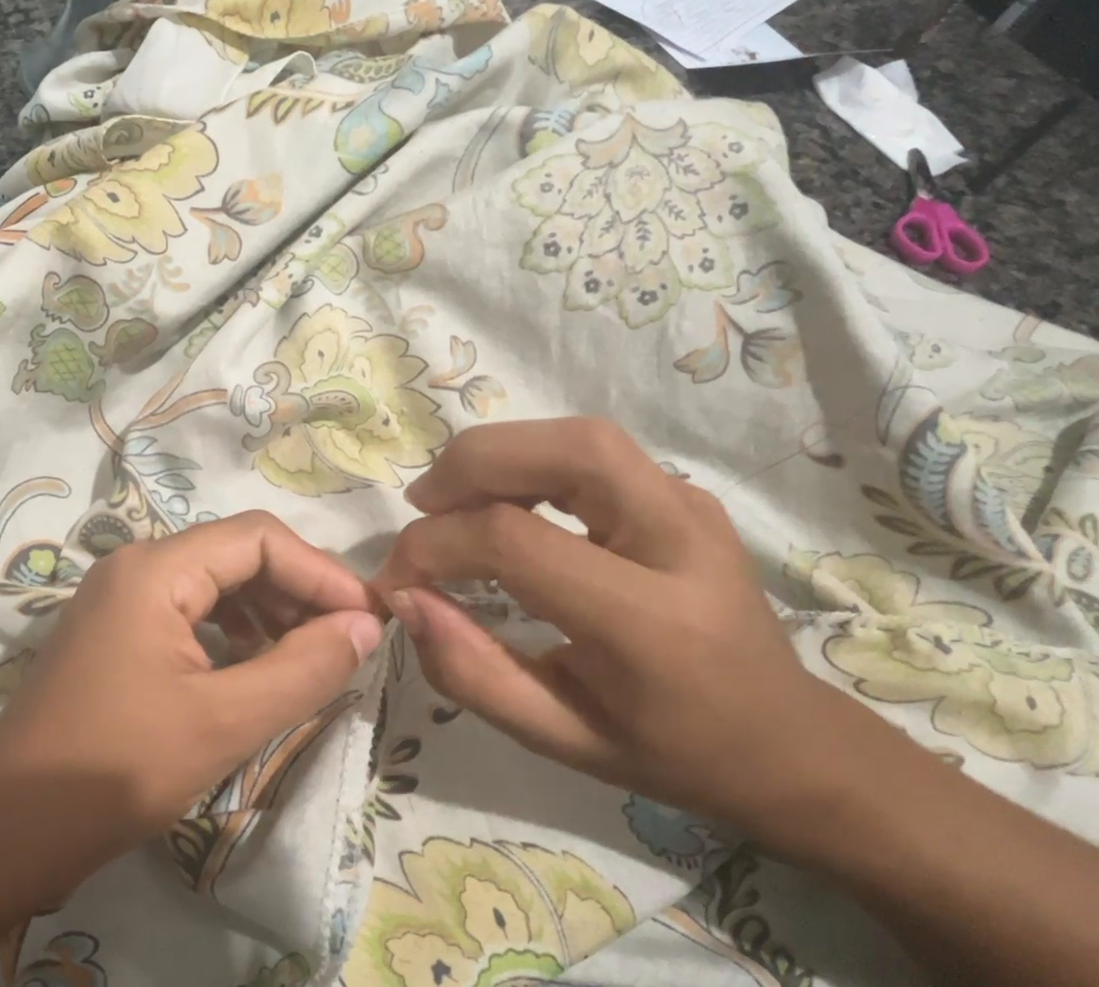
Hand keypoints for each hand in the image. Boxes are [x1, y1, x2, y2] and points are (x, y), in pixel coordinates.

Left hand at [0, 510, 383, 875]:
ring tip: (308, 659)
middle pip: (234, 554)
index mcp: (153, 570)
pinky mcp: (112, 634)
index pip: (257, 538)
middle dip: (296, 592)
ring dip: (266, 613)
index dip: (321, 573)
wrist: (15, 825)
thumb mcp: (225, 721)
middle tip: (346, 642)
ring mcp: (116, 600)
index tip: (369, 621)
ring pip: (211, 584)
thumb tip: (366, 626)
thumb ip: (303, 668)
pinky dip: (230, 634)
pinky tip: (254, 670)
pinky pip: (185, 612)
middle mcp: (132, 568)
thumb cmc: (119, 767)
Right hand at [373, 417, 866, 836]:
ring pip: (581, 436)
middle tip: (422, 507)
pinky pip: (593, 453)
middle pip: (567, 451)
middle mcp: (680, 543)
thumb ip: (471, 671)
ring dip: (500, 455)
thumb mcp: (558, 737)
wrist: (788, 742)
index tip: (398, 578)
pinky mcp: (684, 497)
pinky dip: (530, 462)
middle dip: (472, 464)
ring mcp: (691, 509)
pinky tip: (502, 503)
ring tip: (452, 501)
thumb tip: (406, 599)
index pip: (515, 541)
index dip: (435, 546)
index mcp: (648, 621)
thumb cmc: (668, 751)